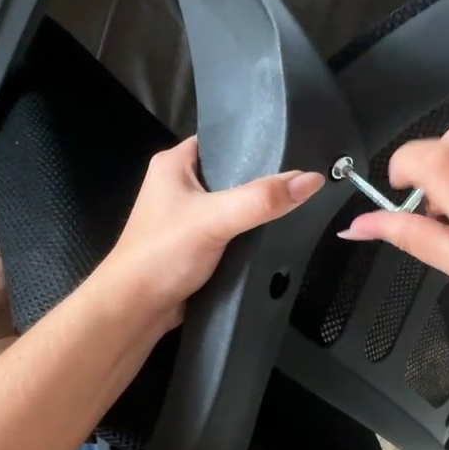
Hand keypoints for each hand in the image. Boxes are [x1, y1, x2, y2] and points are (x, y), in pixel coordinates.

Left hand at [93, 136, 323, 326]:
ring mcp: (185, 217)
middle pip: (231, 174)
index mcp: (173, 163)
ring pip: (232, 205)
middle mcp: (177, 185)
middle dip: (263, 180)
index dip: (256, 142)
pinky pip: (229, 232)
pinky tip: (276, 235)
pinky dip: (248, 235)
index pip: (222, 140)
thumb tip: (314, 179)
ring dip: (257, 210)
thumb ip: (262, 199)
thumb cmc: (163, 253)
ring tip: (299, 205)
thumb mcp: (215, 218)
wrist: (134, 310)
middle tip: (306, 180)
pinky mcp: (194, 245)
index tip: (297, 146)